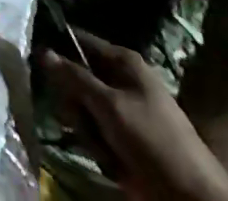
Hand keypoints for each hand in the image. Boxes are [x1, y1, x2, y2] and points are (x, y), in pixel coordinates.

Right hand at [42, 32, 227, 200]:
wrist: (188, 195)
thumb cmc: (151, 139)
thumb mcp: (109, 105)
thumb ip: (75, 78)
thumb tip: (43, 50)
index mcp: (123, 62)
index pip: (80, 41)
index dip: (59, 51)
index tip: (38, 64)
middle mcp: (121, 80)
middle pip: (77, 78)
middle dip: (73, 101)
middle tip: (76, 117)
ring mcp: (122, 110)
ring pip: (82, 107)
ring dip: (84, 127)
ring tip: (98, 145)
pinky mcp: (122, 136)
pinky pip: (95, 130)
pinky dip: (96, 144)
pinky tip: (107, 158)